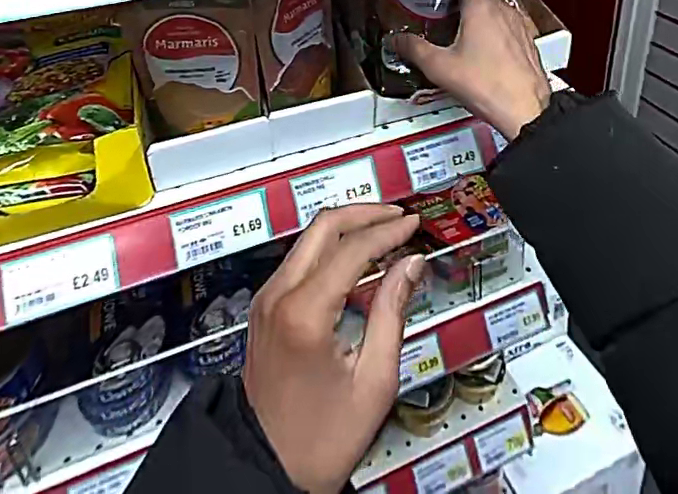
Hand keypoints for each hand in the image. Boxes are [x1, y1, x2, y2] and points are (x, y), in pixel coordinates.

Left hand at [244, 204, 423, 491]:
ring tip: (384, 232)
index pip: (352, 248)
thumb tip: (409, 265)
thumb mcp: (373, 382)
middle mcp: (278, 295)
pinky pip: (300, 258)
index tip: (412, 225)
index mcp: (304, 313)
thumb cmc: (317, 439)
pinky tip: (357, 258)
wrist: (266, 463)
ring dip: (347, 227)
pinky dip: (331, 247)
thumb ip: (392, 313)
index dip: (387, 231)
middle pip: (324, 226)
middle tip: (398, 217)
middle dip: (365, 213)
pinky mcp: (265, 304)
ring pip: (310, 237)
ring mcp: (267, 297)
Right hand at [394, 0, 550, 139]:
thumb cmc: (489, 85)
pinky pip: (507, 25)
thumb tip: (398, 41)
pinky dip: (492, 28)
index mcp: (480, 8)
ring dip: (477, 13)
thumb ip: (414, 49)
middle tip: (443, 7)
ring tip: (460, 29)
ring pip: (494, 9)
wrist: (526, 110)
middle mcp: (502, 11)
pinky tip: (482, 49)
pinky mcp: (527, 42)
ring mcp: (518, 26)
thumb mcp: (439, 67)